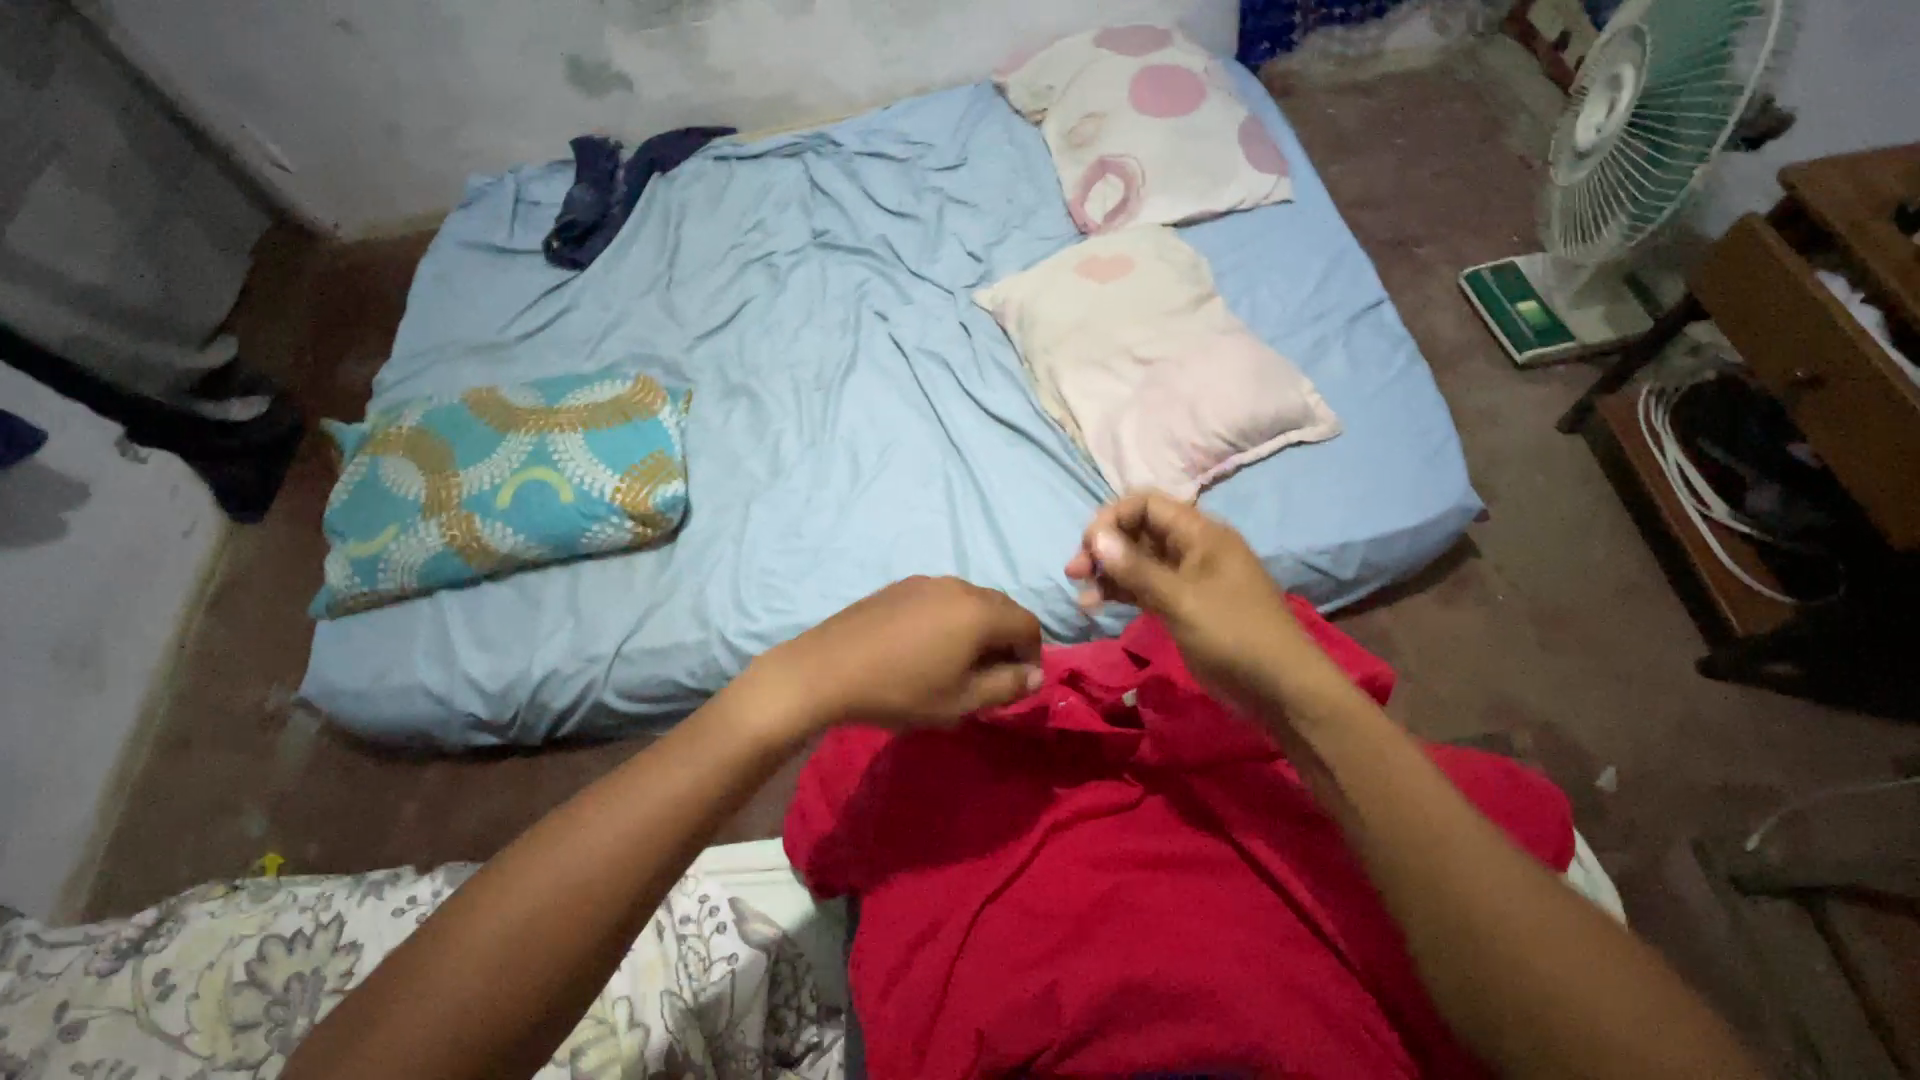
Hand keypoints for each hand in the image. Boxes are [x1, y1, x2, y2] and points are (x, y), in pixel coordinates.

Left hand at [744, 576, 1043, 736]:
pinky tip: (926, 647)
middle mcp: (958, 586)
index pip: (1028, 624)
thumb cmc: (900, 690)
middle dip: (1006, 640)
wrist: (825, 670)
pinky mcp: (898, 586)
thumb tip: (1035, 675)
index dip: (1033, 654)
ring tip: (958, 663)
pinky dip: (950, 619)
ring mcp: (925, 582)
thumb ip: (1006, 687)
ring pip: (970, 601)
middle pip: (1001, 607)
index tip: (1016, 684)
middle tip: (991, 677)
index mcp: (980, 611)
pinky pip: (941, 598)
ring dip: (977, 628)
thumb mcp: (960, 701)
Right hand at [1066, 492, 1311, 713]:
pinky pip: (1145, 588)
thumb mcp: (1181, 600)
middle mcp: (1193, 549)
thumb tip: (1096, 535)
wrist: (1279, 688)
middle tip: (1075, 573)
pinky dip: (1121, 593)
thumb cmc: (1233, 635)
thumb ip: (1136, 568)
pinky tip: (1096, 606)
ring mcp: (1188, 579)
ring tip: (1083, 595)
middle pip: (1138, 531)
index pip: (1146, 504)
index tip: (1088, 547)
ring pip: (1138, 562)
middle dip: (1104, 547)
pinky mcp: (1183, 606)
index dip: (1112, 518)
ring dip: (1108, 573)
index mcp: (1201, 534)